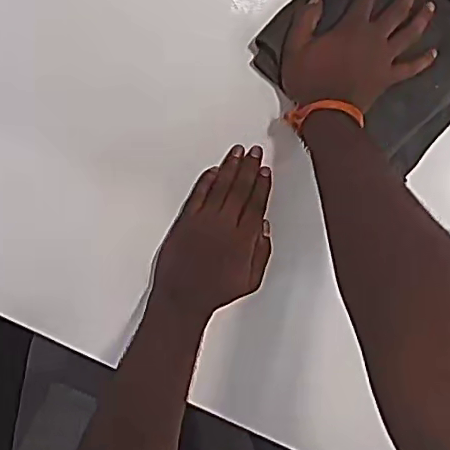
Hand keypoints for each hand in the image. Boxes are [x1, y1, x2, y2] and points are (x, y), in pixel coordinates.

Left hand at [150, 145, 273, 327]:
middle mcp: (225, 225)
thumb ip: (261, 252)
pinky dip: (207, 180)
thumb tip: (264, 228)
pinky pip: (198, 194)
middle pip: (241, 188)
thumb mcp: (250, 279)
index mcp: (244, 239)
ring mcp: (204, 220)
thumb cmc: (214, 292)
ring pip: (221, 186)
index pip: (257, 202)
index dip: (263, 184)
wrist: (182, 296)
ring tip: (238, 153)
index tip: (266, 170)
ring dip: (231, 167)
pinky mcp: (186, 219)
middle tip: (255, 152)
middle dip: (250, 167)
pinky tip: (214, 170)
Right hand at [280, 0, 436, 111]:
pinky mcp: (388, 77)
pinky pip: (410, 67)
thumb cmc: (310, 80)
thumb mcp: (296, 46)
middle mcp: (373, 39)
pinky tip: (433, 53)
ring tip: (429, 6)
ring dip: (421, 18)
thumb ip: (306, 20)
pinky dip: (423, 60)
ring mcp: (384, 58)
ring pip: (409, 33)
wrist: (326, 111)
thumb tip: (316, 1)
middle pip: (396, 11)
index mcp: (352, 28)